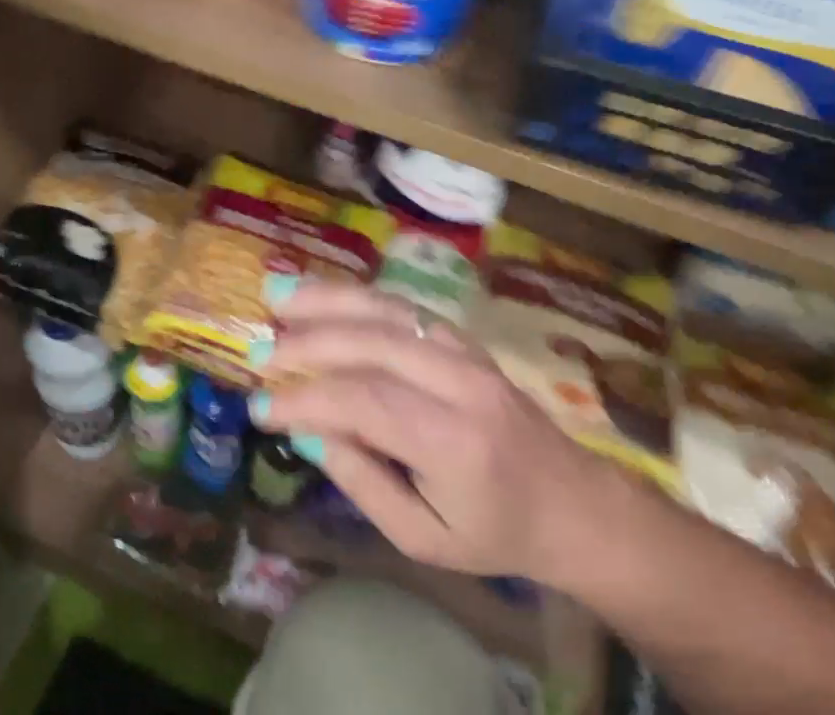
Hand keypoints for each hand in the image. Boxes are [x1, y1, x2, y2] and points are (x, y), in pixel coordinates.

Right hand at [253, 283, 641, 583]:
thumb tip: (310, 434)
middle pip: (376, 344)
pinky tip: (326, 298)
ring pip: (393, 312)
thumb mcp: (423, 538)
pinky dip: (363, 299)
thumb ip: (365, 485)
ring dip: (332, 301)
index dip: (307, 400)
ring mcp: (470, 356)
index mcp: (455, 443)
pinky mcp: (470, 344)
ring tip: (280, 296)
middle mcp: (464, 386)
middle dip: (309, 343)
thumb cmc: (496, 534)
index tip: (261, 408)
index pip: (366, 403)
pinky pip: (410, 311)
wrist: (575, 505)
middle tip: (259, 354)